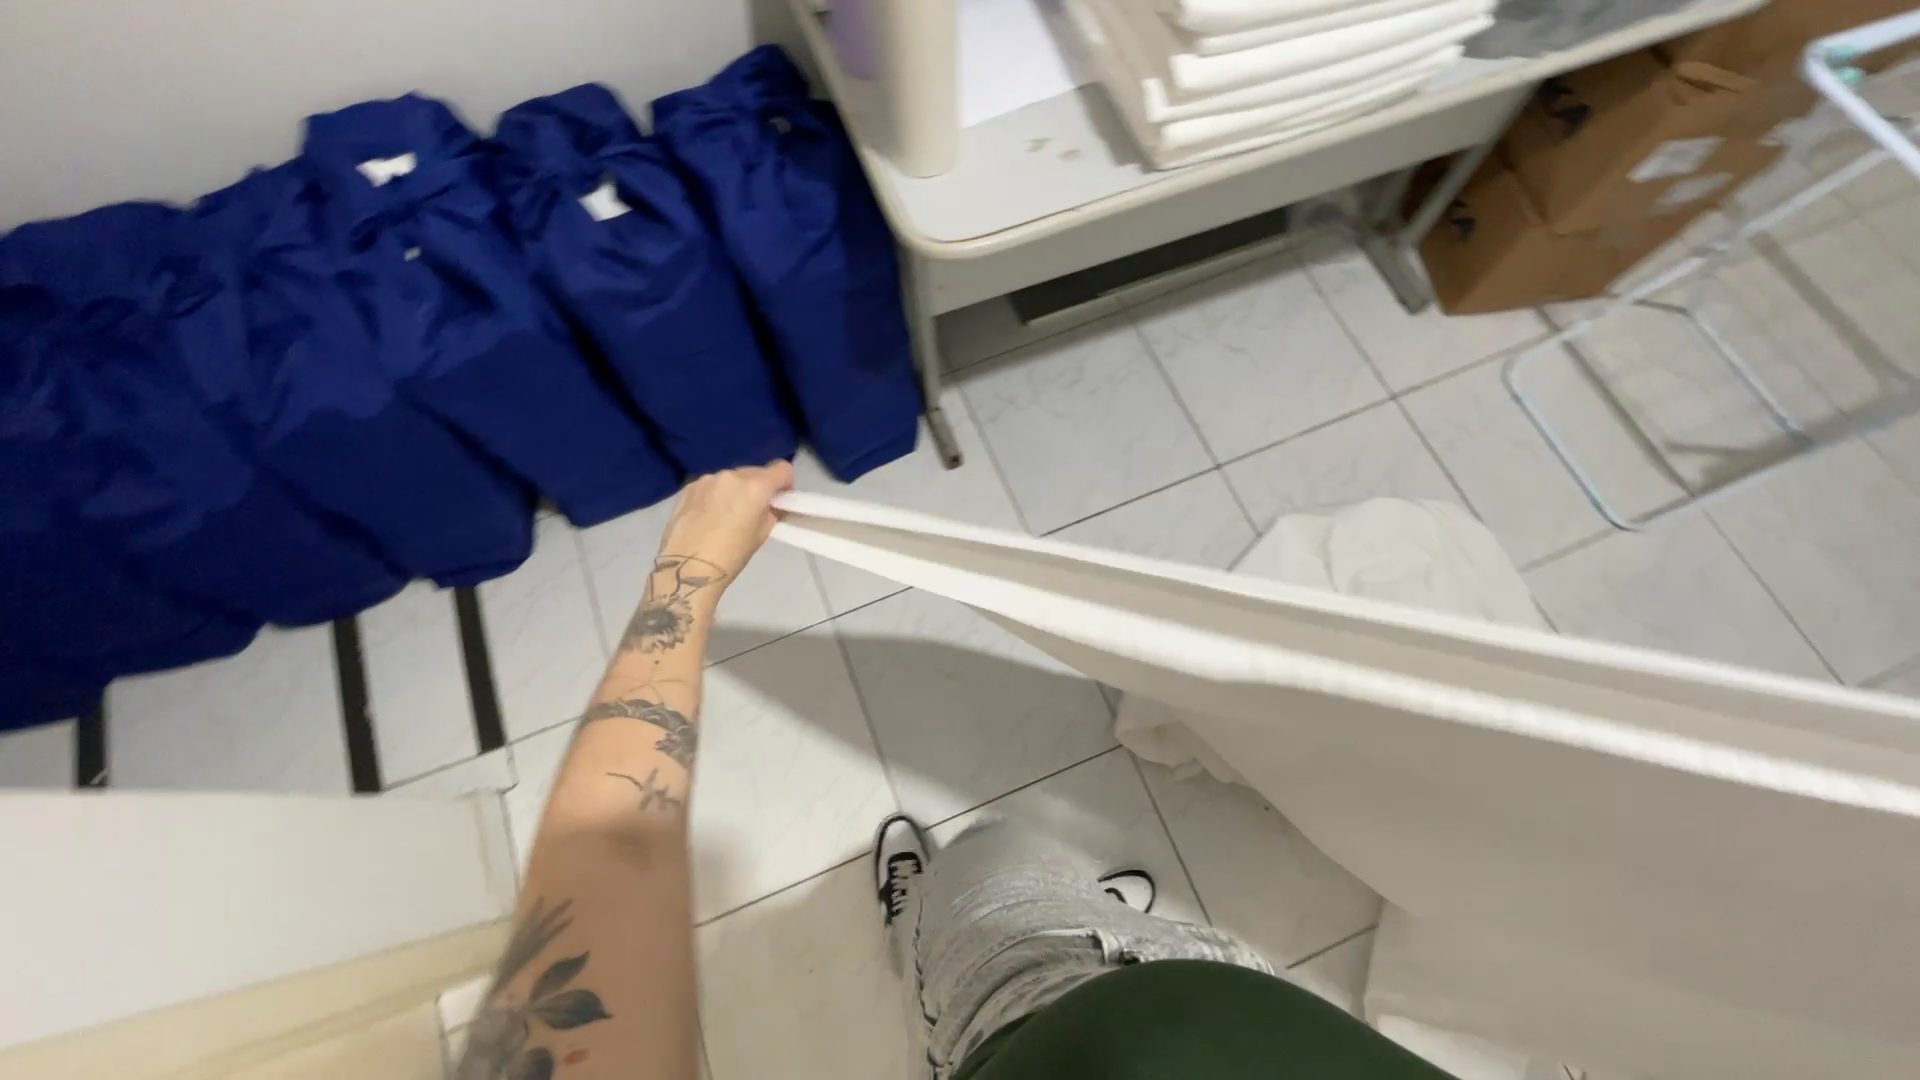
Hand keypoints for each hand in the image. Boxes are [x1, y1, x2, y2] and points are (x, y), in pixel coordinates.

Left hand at [656, 461, 795, 583]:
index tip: (780, 498)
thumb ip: (771, 512)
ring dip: (736, 490)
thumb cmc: (731, 555)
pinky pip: (711, 485)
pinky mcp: (689, 487)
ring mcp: (708, 479)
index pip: (783, 469)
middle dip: (760, 487)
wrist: (686, 566)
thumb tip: (772, 505)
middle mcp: (732, 475)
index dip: (786, 482)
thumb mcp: (762, 534)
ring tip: (727, 514)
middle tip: (753, 509)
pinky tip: (708, 515)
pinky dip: (716, 495)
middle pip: (756, 472)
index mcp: (755, 487)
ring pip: (732, 478)